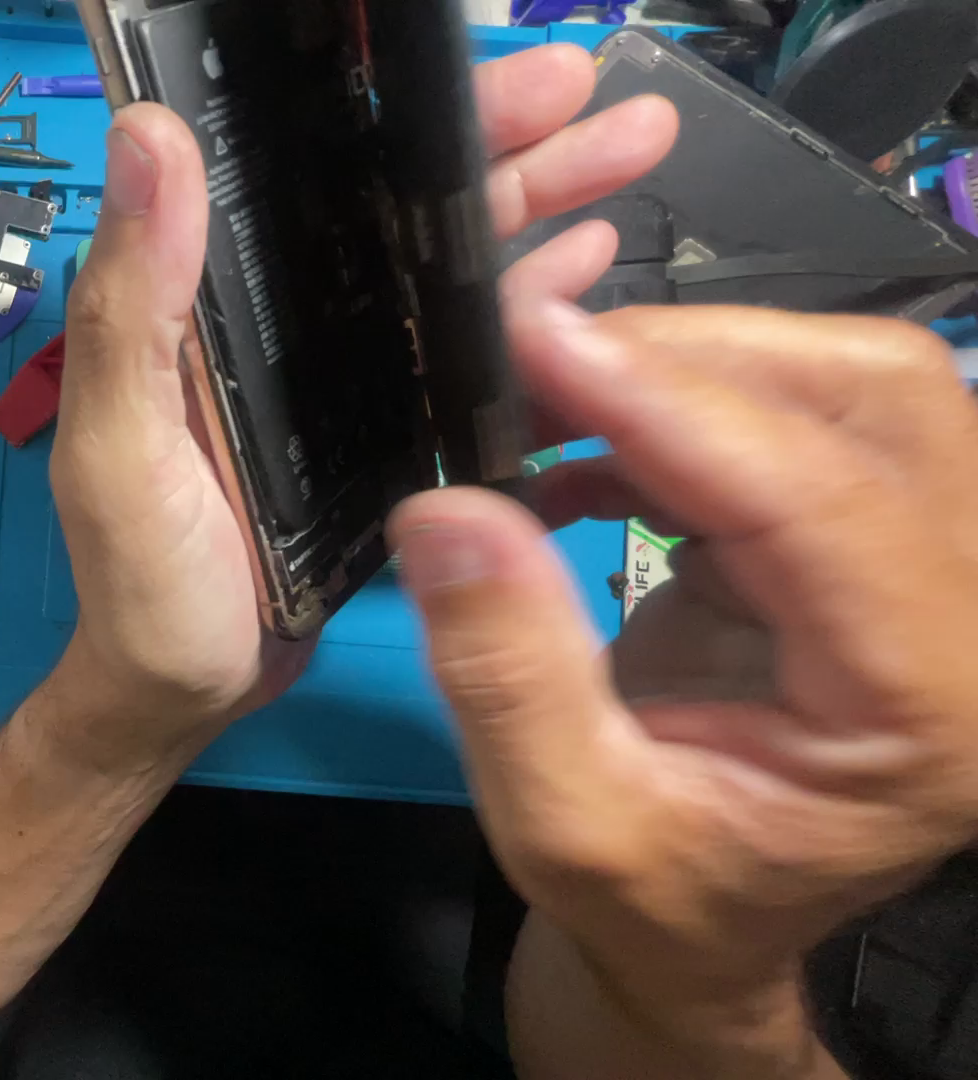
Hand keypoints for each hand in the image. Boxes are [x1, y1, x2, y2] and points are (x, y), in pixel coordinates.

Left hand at [47, 45, 678, 769]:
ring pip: (419, 288)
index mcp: (194, 325)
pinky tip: (576, 287)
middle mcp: (256, 343)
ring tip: (620, 170)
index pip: (284, 191)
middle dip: (477, 160)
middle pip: (370, 227)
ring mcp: (313, 396)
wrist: (185, 690)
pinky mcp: (356, 450)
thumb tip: (146, 133)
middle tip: (593, 104)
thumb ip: (128, 308)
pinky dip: (505, 329)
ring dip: (512, 227)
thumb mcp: (120, 446)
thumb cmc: (143, 582)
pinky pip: (439, 372)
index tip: (474, 74)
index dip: (373, 124)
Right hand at [391, 303, 977, 1070]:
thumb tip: (442, 512)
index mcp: (925, 704)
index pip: (817, 501)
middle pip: (873, 407)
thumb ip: (503, 670)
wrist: (688, 916)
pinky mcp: (835, 557)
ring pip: (838, 396)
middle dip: (687, 354)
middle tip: (529, 353)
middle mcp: (962, 616)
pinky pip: (772, 435)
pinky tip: (565, 457)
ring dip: (677, 368)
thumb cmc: (638, 889)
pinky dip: (659, 417)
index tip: (534, 343)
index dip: (671, 408)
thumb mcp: (553, 811)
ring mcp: (911, 576)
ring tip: (539, 390)